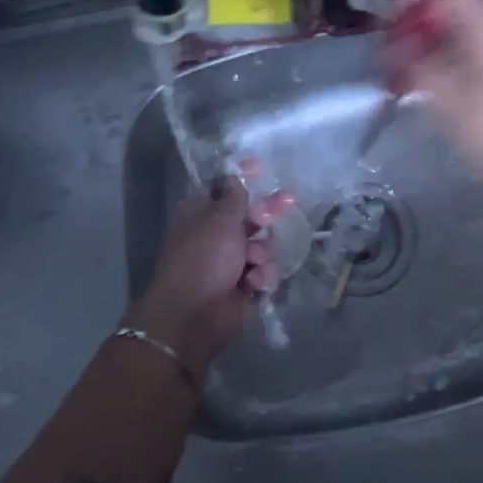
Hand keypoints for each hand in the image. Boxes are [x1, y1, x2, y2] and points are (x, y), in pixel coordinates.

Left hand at [124, 183, 275, 381]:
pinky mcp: (244, 287)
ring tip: (252, 265)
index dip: (241, 177)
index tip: (259, 166)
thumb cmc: (203, 259)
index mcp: (202, 216)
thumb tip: (234, 176)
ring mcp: (230, 263)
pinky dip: (262, 278)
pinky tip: (254, 285)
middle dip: (267, 212)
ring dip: (262, 254)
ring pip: (262, 246)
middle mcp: (216, 237)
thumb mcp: (219, 220)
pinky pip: (264, 272)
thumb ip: (233, 197)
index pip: (224, 189)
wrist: (194, 317)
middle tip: (288, 201)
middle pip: (250, 216)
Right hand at [383, 0, 482, 206]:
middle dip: (423, 28)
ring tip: (427, 86)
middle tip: (399, 65)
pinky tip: (467, 95)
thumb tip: (398, 50)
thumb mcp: (463, 112)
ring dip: (447, 46)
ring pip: (480, 26)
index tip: (387, 25)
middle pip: (459, 3)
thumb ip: (424, 73)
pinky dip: (474, 56)